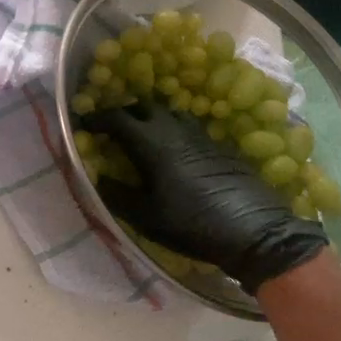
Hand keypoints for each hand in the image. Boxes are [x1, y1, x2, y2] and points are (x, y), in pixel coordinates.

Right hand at [92, 106, 326, 293]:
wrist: (256, 233)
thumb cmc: (193, 224)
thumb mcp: (146, 217)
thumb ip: (116, 194)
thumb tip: (95, 177)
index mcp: (152, 143)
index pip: (116, 118)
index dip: (96, 118)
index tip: (83, 124)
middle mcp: (175, 129)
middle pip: (144, 106)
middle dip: (124, 113)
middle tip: (112, 129)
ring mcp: (202, 135)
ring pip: (171, 113)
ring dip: (152, 118)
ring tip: (143, 135)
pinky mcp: (221, 146)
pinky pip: (191, 127)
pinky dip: (174, 131)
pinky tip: (175, 151)